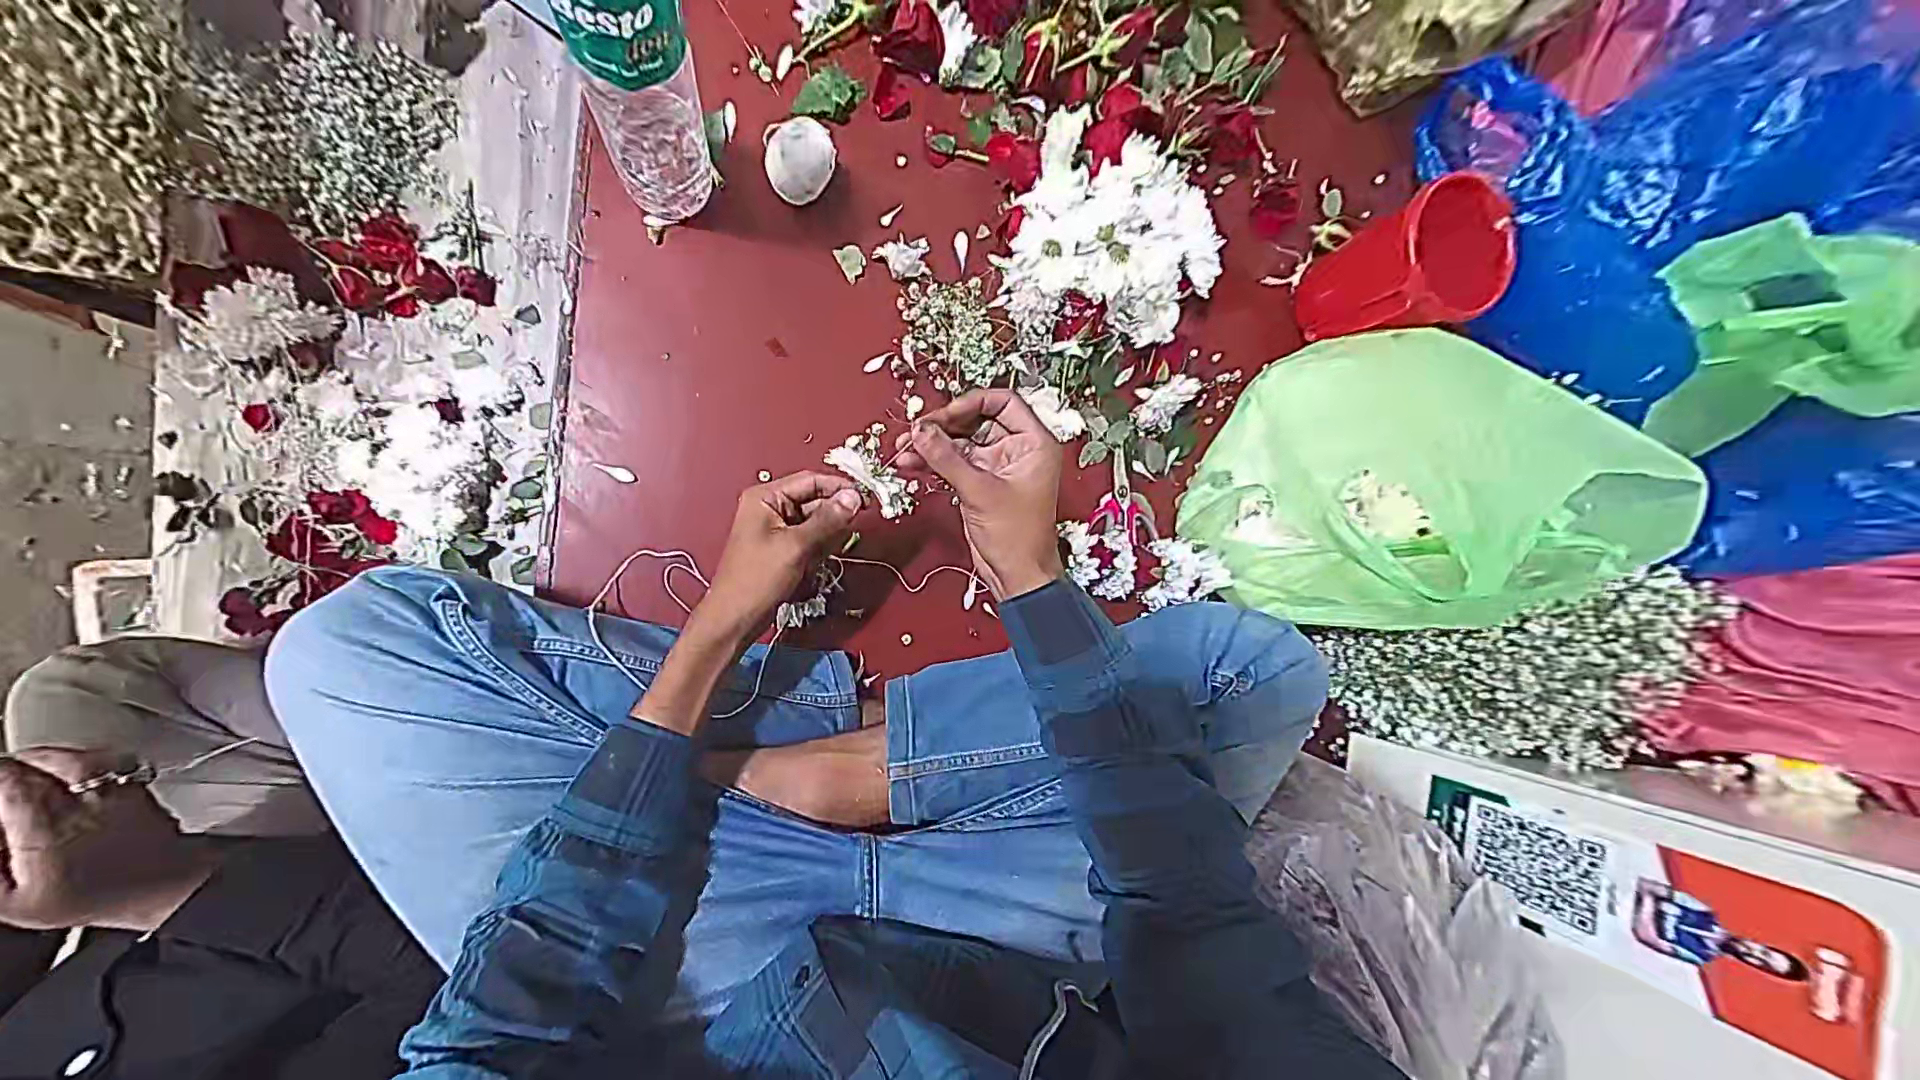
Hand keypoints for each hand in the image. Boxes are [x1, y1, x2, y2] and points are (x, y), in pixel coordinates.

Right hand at [0, 748, 208, 930]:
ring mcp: (123, 791)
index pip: (13, 786)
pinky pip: (114, 763)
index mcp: (50, 829)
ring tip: (28, 764)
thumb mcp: (11, 900)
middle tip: (0, 769)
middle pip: (54, 762)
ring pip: (88, 757)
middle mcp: (91, 803)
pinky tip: (70, 772)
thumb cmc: (91, 896)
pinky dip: (86, 760)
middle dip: (19, 761)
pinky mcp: (143, 790)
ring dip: (54, 756)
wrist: (162, 885)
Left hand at [698, 472, 863, 641]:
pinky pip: (811, 538)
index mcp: (766, 497)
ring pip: (817, 522)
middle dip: (832, 518)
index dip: (840, 487)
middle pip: (816, 500)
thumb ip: (828, 519)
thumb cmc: (757, 579)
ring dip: (826, 537)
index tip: (866, 499)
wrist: (736, 617)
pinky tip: (812, 564)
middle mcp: (771, 506)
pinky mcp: (784, 546)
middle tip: (846, 533)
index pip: (811, 480)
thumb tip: (854, 497)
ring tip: (817, 556)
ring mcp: (777, 527)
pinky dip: (818, 549)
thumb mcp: (796, 546)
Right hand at [893, 389, 1063, 599]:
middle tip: (917, 431)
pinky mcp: (981, 482)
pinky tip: (912, 462)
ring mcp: (997, 466)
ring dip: (932, 444)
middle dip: (943, 425)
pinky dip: (934, 462)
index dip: (970, 403)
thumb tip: (922, 431)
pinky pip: (955, 462)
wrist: (1017, 575)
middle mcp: (1017, 449)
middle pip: (976, 420)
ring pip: (961, 442)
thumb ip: (947, 457)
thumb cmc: (1018, 538)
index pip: (1003, 402)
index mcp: (1033, 443)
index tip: (943, 415)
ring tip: (906, 448)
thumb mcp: (979, 491)